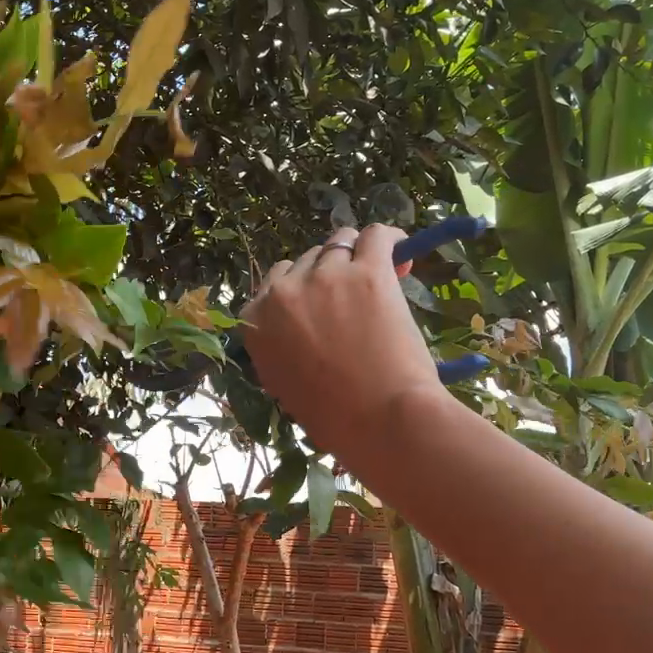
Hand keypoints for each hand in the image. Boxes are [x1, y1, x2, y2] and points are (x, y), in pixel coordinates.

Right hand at [241, 225, 440, 456]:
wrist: (378, 418)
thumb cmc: (330, 416)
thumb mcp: (283, 384)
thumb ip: (280, 348)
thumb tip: (299, 331)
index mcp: (255, 324)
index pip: (272, 286)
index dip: (297, 291)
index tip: (316, 305)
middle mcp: (283, 293)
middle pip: (304, 261)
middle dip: (325, 274)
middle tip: (349, 299)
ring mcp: (325, 277)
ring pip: (339, 243)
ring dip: (354, 256)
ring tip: (374, 277)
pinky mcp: (368, 270)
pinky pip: (376, 235)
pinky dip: (387, 240)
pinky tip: (398, 252)